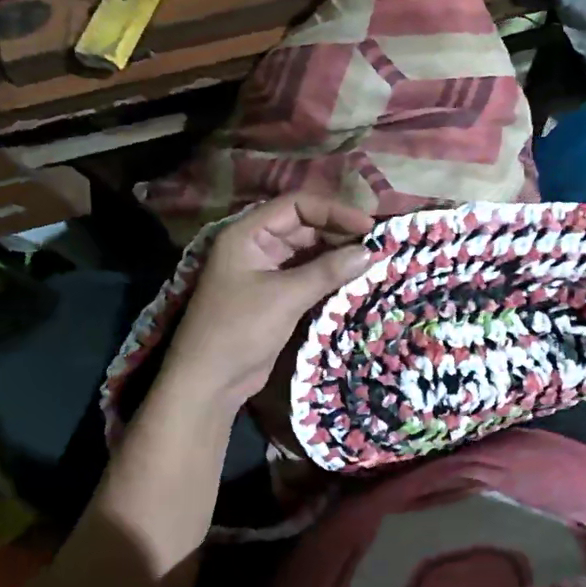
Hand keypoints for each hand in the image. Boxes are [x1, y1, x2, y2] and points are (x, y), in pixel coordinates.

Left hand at [163, 194, 376, 405]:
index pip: (296, 205)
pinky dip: (328, 275)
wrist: (209, 381)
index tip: (368, 225)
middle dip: (339, 232)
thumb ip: (327, 271)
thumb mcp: (285, 296)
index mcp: (247, 234)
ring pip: (307, 252)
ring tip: (371, 259)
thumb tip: (370, 252)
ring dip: (336, 254)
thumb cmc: (240, 329)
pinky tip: (353, 279)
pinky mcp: (274, 296)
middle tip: (376, 244)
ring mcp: (265, 271)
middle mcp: (256, 246)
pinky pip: (306, 275)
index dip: (333, 210)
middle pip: (304, 226)